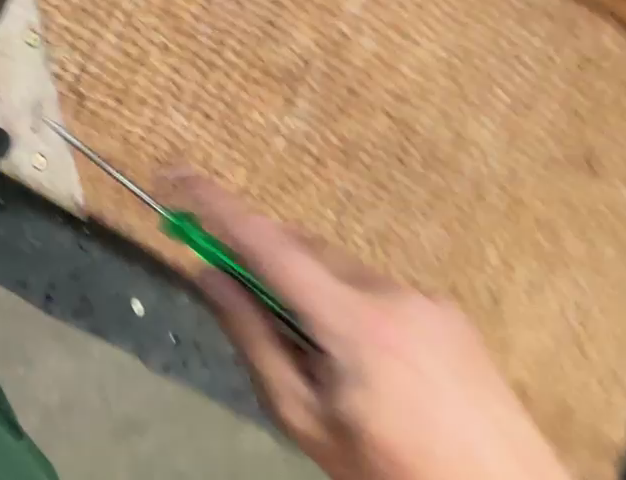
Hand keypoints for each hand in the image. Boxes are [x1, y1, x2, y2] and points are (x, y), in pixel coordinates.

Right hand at [168, 173, 570, 479]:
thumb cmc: (393, 472)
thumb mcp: (304, 417)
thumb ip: (252, 338)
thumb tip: (207, 275)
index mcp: (353, 320)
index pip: (266, 242)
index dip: (215, 204)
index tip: (174, 176)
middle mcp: (391, 293)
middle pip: (300, 248)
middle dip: (259, 256)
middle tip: (234, 291)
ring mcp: (428, 301)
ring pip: (335, 266)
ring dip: (302, 282)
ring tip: (308, 347)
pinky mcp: (450, 315)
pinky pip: (372, 286)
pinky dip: (341, 297)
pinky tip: (355, 355)